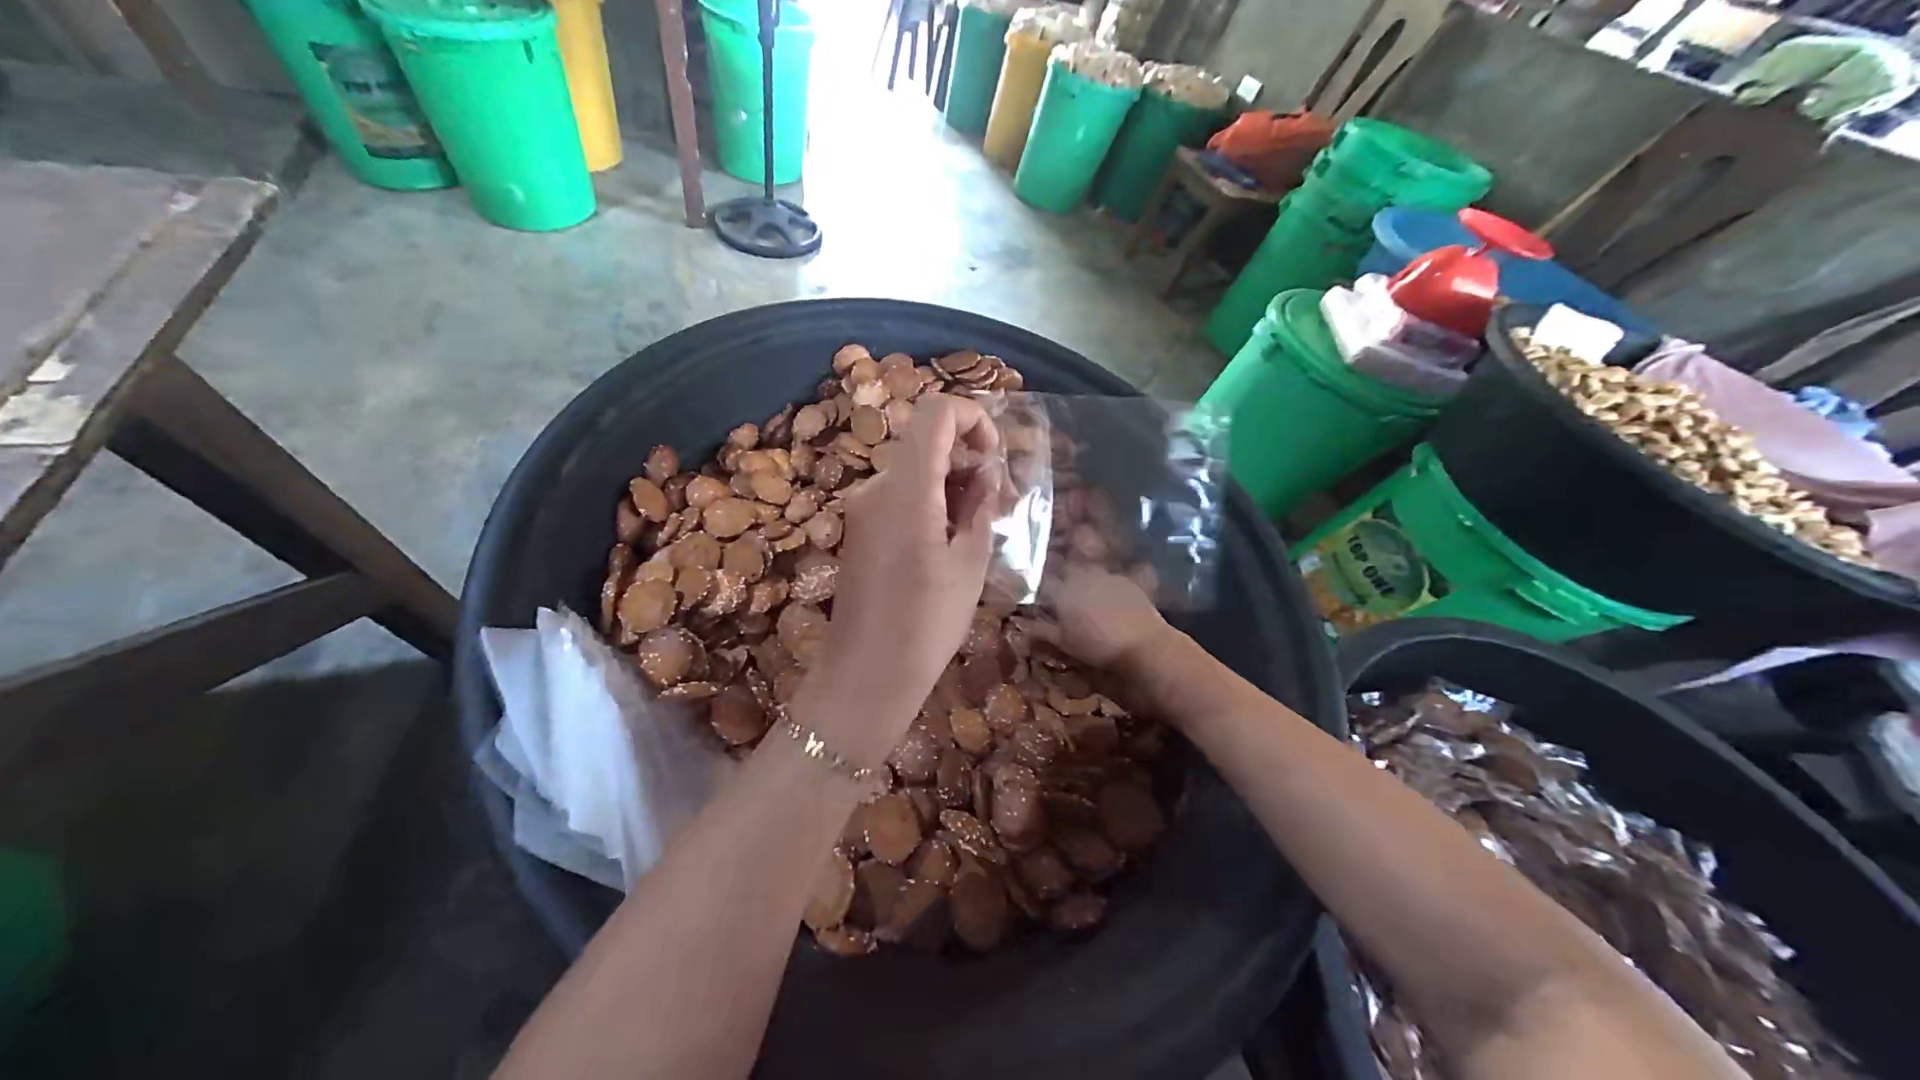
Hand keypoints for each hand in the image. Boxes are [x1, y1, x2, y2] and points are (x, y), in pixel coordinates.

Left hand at [803, 394, 1002, 759]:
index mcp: (907, 489)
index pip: (936, 413)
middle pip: (926, 440)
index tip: (994, 458)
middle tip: (997, 504)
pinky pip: (900, 495)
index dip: (973, 417)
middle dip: (968, 458)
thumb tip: (986, 474)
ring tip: (977, 528)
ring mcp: (863, 507)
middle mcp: (877, 487)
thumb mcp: (970, 564)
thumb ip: (981, 507)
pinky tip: (948, 541)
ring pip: (914, 468)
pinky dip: (930, 500)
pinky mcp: (860, 528)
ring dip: (951, 482)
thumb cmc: (926, 624)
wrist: (866, 674)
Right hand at [1039, 564, 1175, 669]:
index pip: (1045, 581)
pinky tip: (1110, 601)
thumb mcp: (1064, 643)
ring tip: (1088, 598)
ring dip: (1085, 580)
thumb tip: (1024, 626)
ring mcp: (1106, 575)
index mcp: (1063, 591)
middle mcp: (1082, 576)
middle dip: (1063, 577)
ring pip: (1089, 571)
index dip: (1042, 588)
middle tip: (1064, 595)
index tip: (1041, 597)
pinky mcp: (1126, 580)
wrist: (1142, 643)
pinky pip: (1110, 578)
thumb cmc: (1097, 646)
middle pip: (1067, 569)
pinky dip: (1106, 586)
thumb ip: (1042, 630)